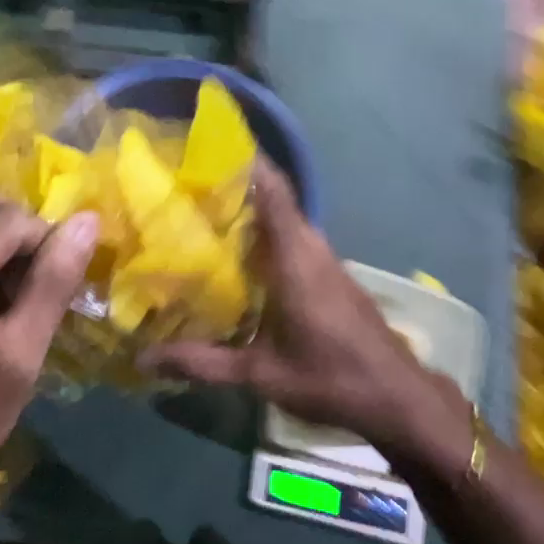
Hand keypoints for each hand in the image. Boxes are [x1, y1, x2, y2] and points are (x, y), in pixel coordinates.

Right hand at [143, 162, 470, 477]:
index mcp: (295, 258)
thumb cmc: (332, 378)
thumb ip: (203, 363)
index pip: (272, 190)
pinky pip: (288, 241)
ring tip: (196, 213)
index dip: (243, 160)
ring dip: (245, 212)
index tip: (204, 144)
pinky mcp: (327, 277)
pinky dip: (260, 236)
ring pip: (280, 221)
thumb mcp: (262, 374)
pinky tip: (231, 257)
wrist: (398, 399)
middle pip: (271, 199)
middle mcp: (310, 248)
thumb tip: (145, 360)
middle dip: (230, 186)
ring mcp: (323, 261)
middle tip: (181, 183)